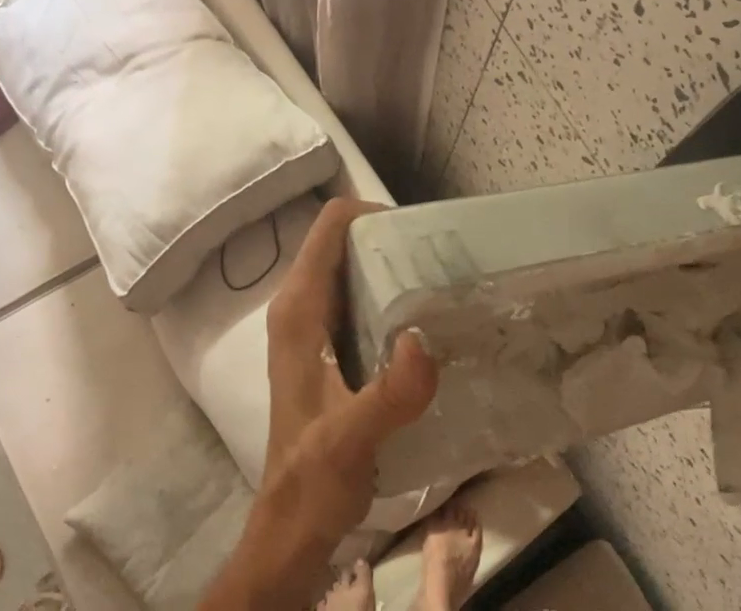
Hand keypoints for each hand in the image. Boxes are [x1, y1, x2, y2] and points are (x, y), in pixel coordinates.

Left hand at [201, 199, 438, 610]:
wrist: (294, 525)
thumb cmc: (314, 480)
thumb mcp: (352, 439)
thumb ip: (388, 394)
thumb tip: (423, 341)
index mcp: (298, 311)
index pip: (331, 226)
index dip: (373, 215)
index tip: (422, 236)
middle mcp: (301, 308)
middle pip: (345, 242)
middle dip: (393, 239)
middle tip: (445, 258)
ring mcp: (314, 328)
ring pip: (354, 270)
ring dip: (395, 266)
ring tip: (445, 280)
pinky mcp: (330, 349)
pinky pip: (361, 299)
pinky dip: (392, 295)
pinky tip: (427, 319)